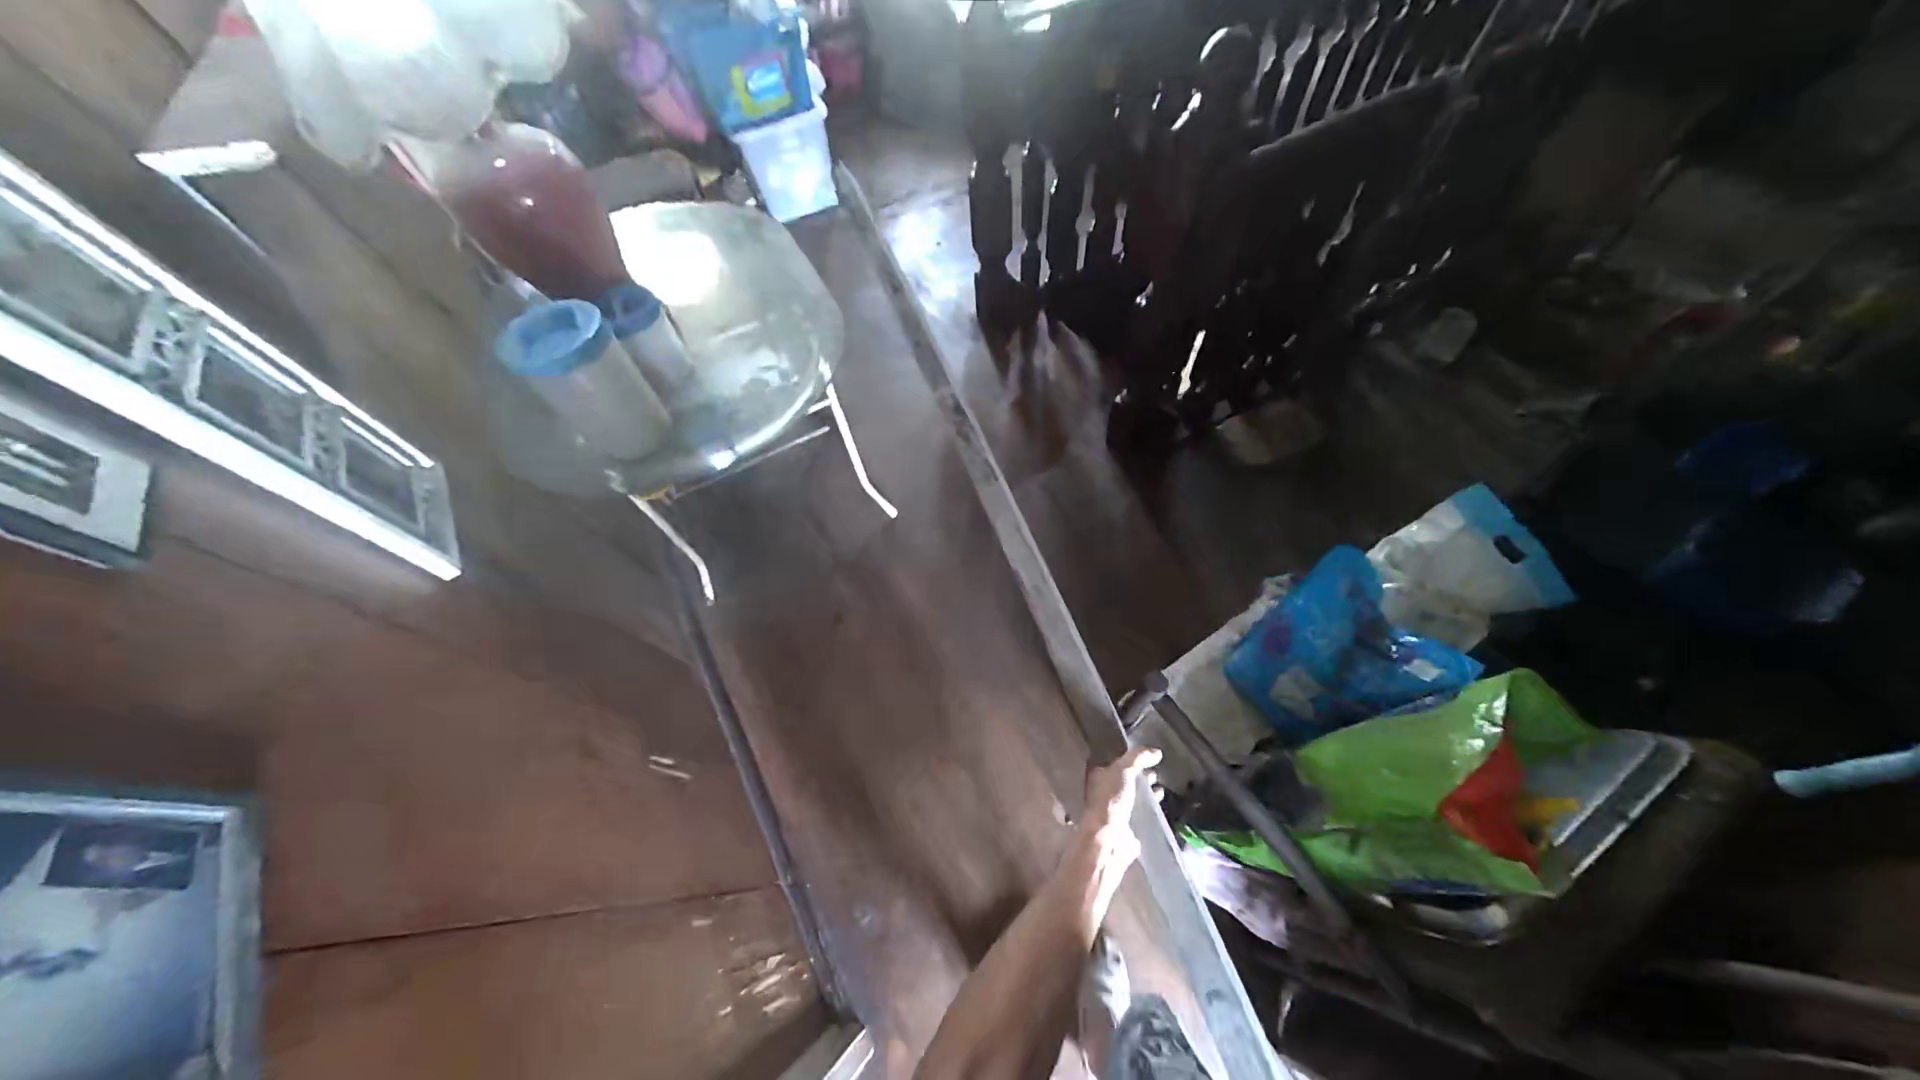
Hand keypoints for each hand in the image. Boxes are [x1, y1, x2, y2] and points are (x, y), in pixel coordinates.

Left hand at [1077, 747, 1161, 866]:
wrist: (1111, 838)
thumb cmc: (1112, 799)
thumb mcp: (1124, 770)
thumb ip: (1138, 758)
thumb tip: (1156, 752)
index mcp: (1098, 775)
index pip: (1114, 761)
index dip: (1129, 757)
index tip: (1145, 754)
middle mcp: (1104, 791)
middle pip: (1124, 777)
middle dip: (1139, 773)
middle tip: (1155, 768)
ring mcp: (1115, 809)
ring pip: (1133, 793)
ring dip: (1146, 789)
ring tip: (1160, 783)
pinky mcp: (1126, 824)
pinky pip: (1140, 809)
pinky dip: (1149, 804)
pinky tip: (1160, 800)